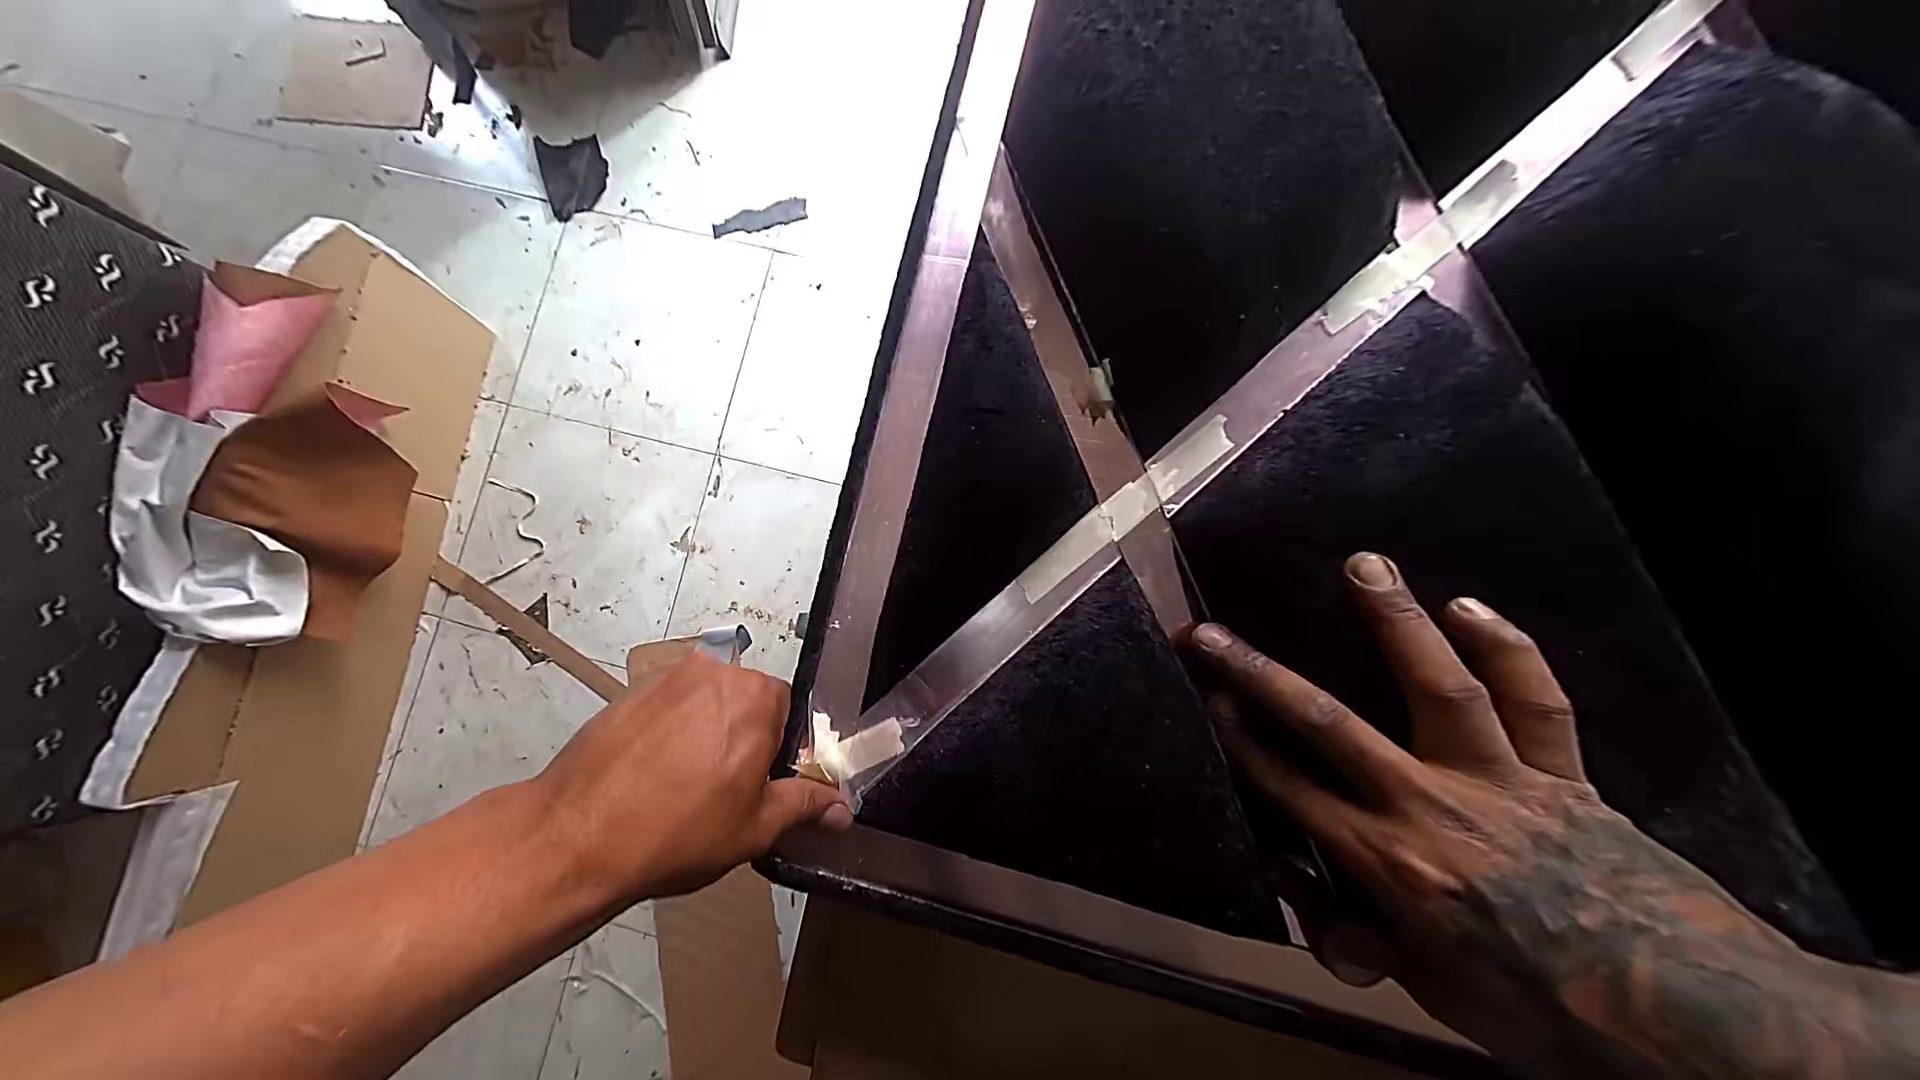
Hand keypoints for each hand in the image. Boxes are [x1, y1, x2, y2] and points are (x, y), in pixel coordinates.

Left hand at [530, 654, 851, 903]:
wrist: (575, 838)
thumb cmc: (672, 831)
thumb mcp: (755, 826)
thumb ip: (806, 805)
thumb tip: (840, 807)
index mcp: (757, 698)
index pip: (790, 712)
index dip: (780, 751)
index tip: (762, 782)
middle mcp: (717, 674)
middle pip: (749, 701)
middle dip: (744, 738)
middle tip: (724, 788)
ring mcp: (670, 678)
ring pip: (709, 702)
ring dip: (708, 732)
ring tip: (685, 784)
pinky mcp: (633, 690)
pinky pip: (671, 704)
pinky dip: (671, 730)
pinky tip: (654, 774)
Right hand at [1188, 553, 1864, 1076]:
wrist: (1706, 1030)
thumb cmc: (1548, 1012)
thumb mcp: (1435, 992)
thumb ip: (1371, 943)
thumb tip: (1323, 920)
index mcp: (1388, 864)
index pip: (1286, 786)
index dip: (1239, 739)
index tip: (1208, 697)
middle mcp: (1431, 807)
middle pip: (1325, 724)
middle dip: (1256, 675)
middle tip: (1212, 634)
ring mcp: (1500, 782)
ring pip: (1440, 686)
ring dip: (1396, 620)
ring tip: (1364, 565)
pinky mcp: (1562, 777)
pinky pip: (1537, 703)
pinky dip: (1506, 649)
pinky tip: (1470, 604)